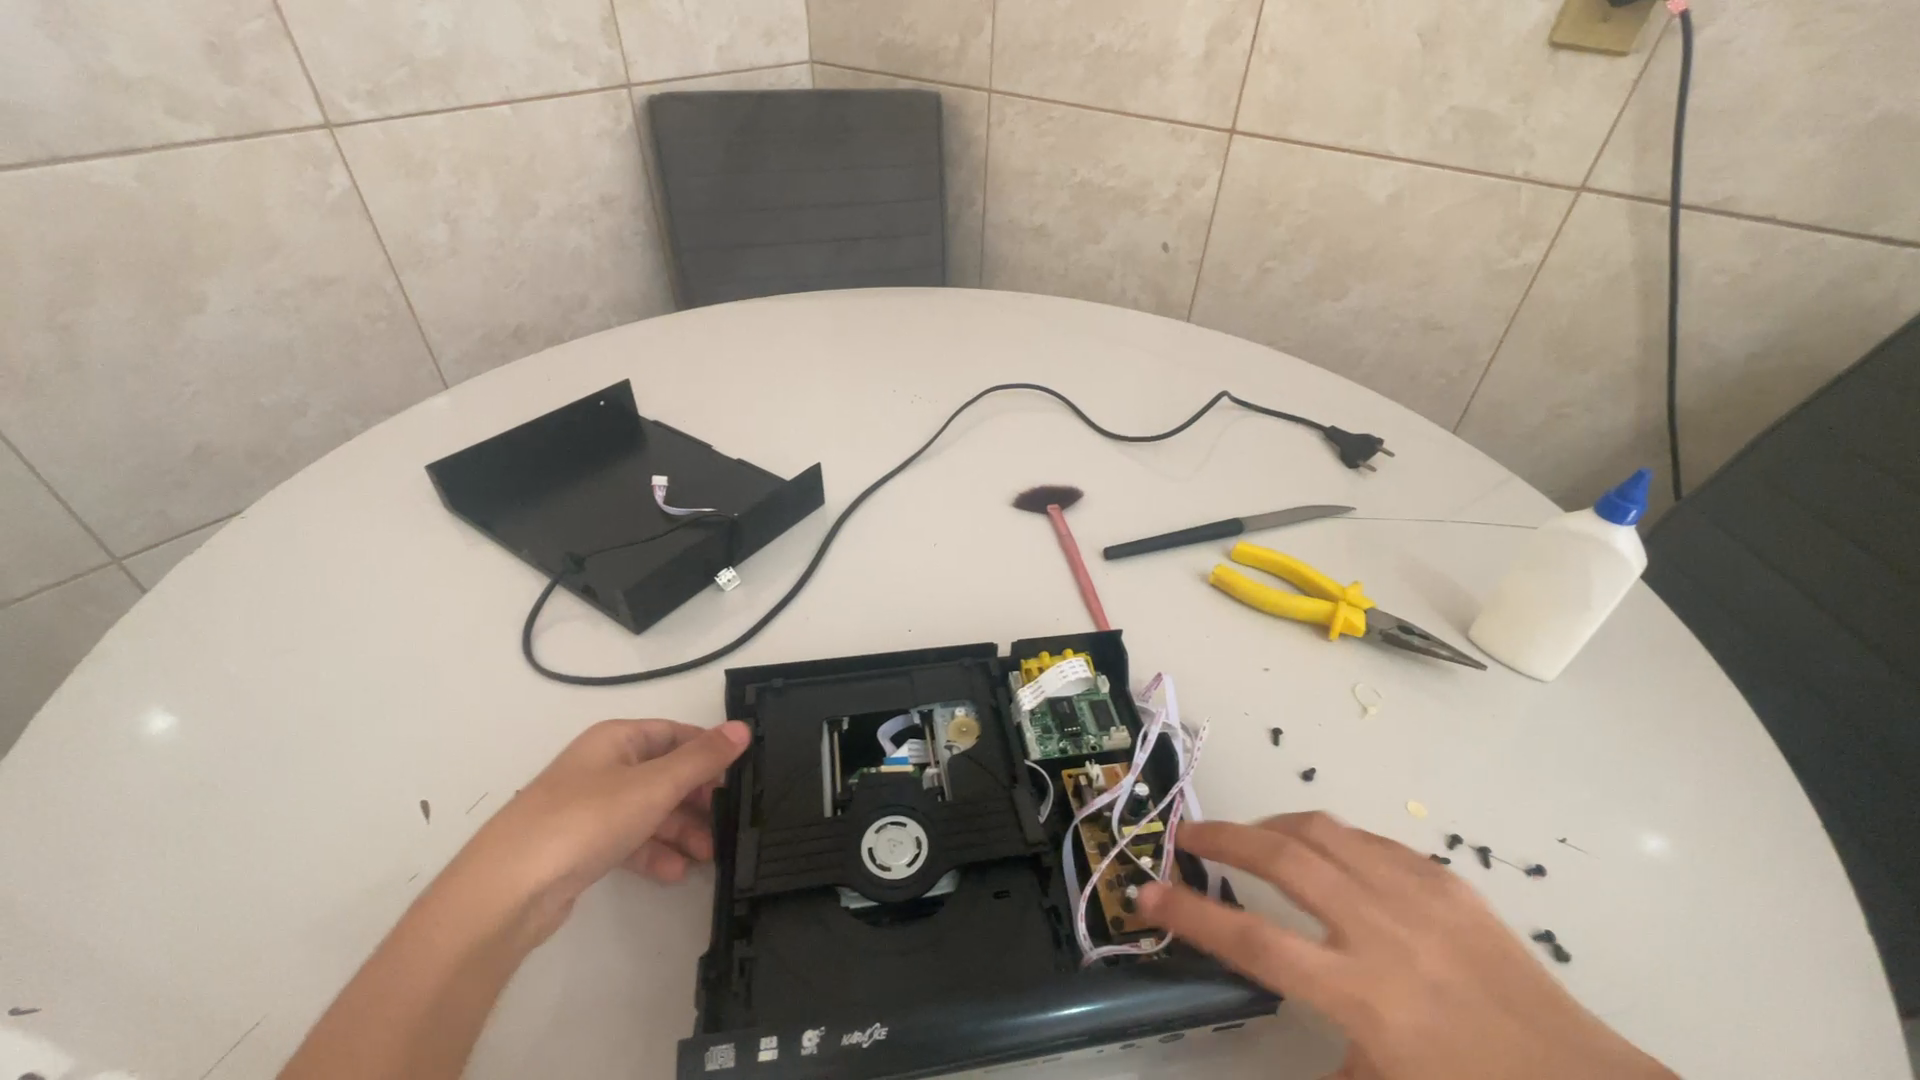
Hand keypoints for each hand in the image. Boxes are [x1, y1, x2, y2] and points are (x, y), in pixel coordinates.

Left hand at [436, 719, 750, 948]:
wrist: (508, 890)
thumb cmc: (585, 820)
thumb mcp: (655, 785)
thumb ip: (703, 759)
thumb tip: (743, 728)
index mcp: (617, 740)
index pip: (675, 734)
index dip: (708, 751)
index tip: (738, 777)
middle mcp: (603, 767)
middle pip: (665, 775)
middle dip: (698, 799)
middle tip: (727, 824)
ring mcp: (590, 809)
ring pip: (650, 811)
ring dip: (682, 830)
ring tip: (708, 855)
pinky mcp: (582, 847)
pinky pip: (630, 842)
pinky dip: (654, 854)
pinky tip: (675, 872)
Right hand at [1140, 814, 1674, 1079]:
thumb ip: (1326, 1062)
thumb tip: (1290, 1041)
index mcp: (1361, 997)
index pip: (1253, 942)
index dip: (1191, 913)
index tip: (1146, 892)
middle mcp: (1382, 934)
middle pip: (1281, 859)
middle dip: (1223, 838)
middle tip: (1187, 836)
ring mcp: (1418, 897)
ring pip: (1323, 831)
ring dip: (1272, 825)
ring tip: (1249, 835)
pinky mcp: (1447, 881)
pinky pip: (1370, 841)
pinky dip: (1329, 837)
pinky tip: (1323, 852)